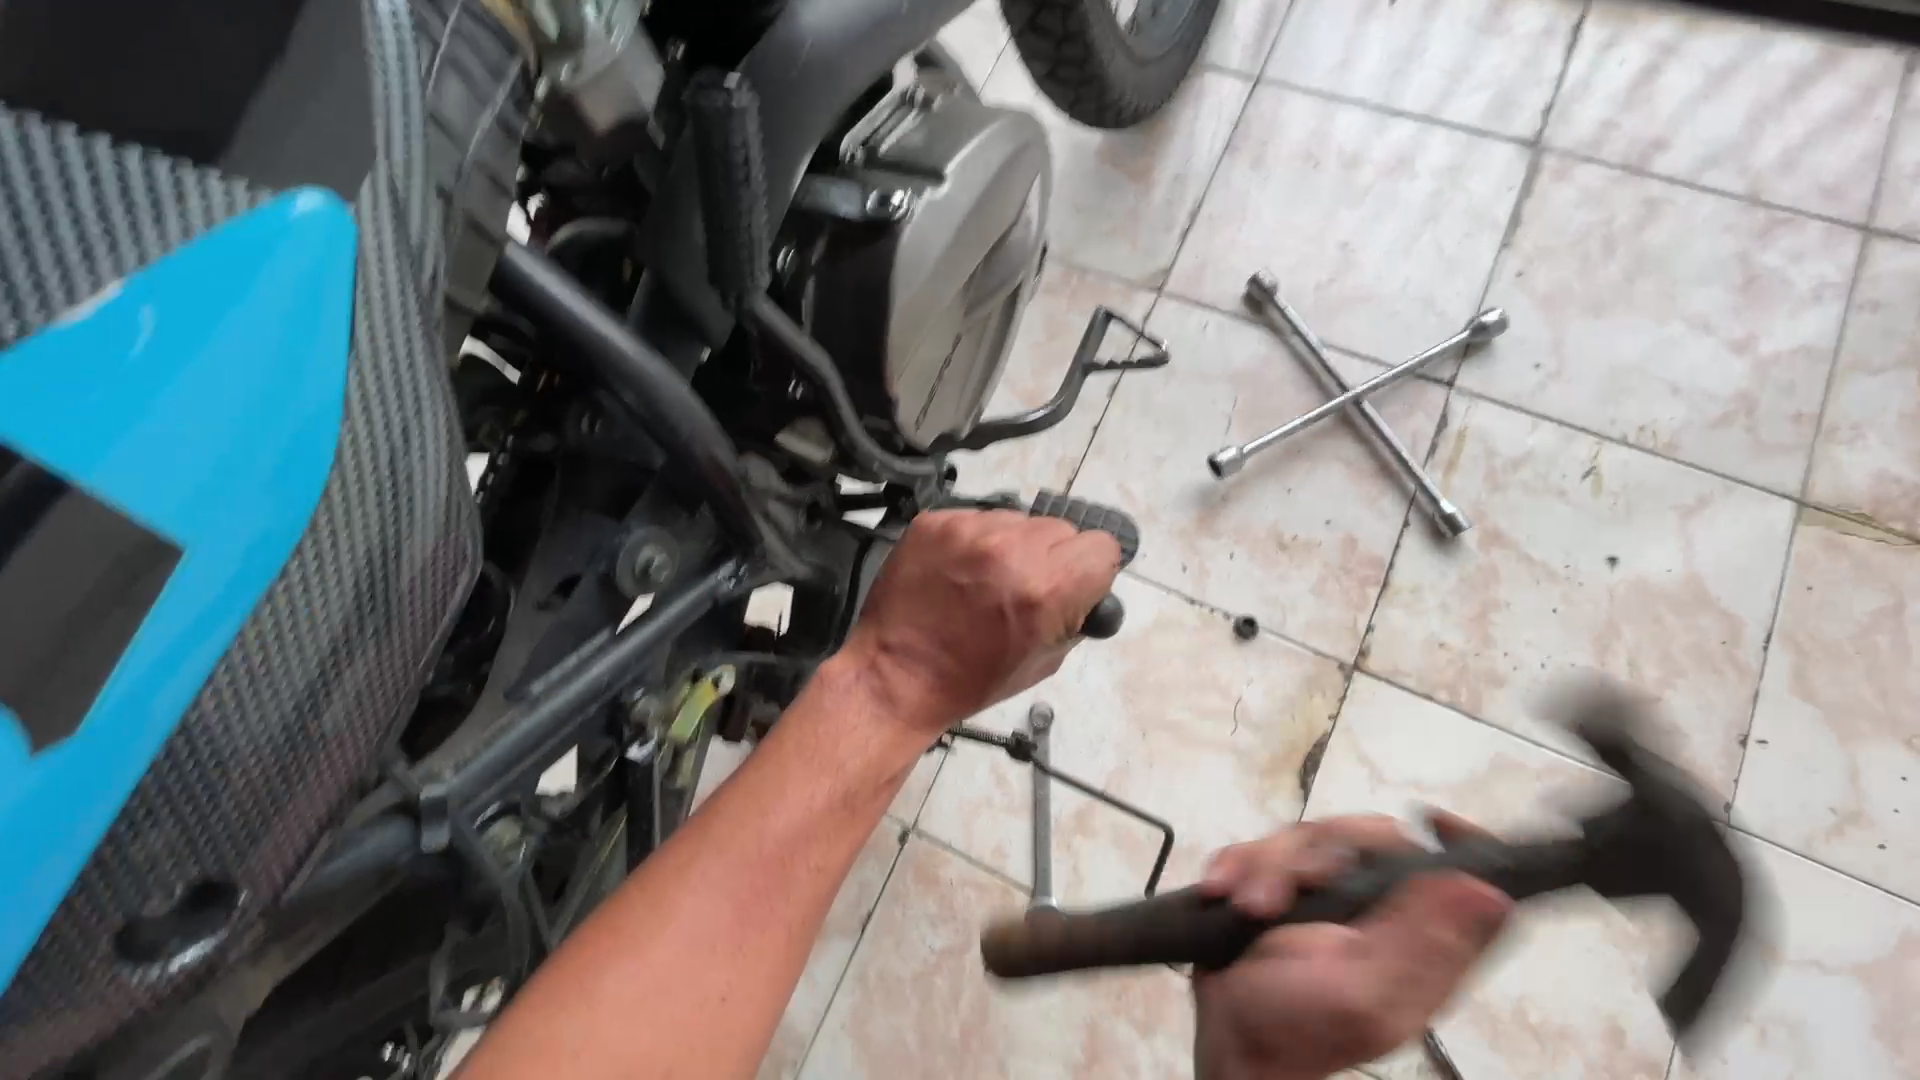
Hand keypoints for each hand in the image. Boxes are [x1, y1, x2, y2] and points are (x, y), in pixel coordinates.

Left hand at [838, 509, 1120, 736]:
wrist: (896, 676)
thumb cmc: (973, 680)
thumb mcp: (1046, 660)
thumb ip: (1074, 613)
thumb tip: (1087, 587)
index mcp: (1045, 588)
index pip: (1102, 547)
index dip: (1091, 571)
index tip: (1073, 587)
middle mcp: (1010, 549)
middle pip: (1062, 529)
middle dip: (1053, 557)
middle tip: (1024, 589)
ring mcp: (968, 530)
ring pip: (1018, 519)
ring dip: (1013, 545)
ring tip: (984, 580)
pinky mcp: (935, 522)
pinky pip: (976, 518)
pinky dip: (974, 541)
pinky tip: (957, 572)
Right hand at [1192, 814, 1512, 1079]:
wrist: (1226, 1038)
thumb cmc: (1297, 1026)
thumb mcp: (1362, 993)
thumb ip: (1419, 941)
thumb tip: (1487, 892)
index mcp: (1418, 941)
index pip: (1461, 879)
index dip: (1460, 844)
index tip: (1432, 819)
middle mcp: (1378, 912)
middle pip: (1368, 838)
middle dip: (1314, 854)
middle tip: (1278, 894)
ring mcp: (1327, 897)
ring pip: (1308, 838)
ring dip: (1265, 865)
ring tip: (1245, 906)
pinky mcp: (1280, 886)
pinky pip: (1261, 847)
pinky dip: (1237, 863)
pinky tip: (1219, 888)